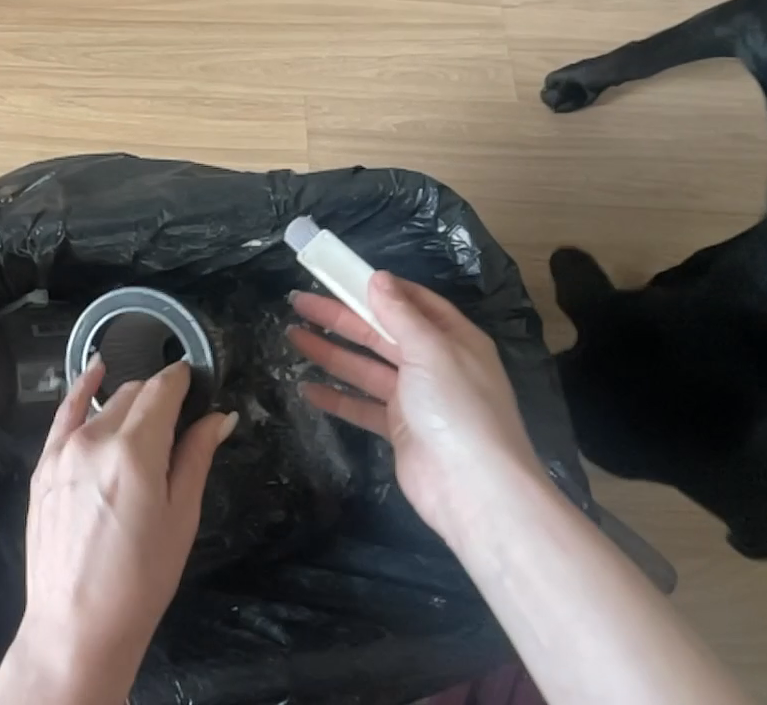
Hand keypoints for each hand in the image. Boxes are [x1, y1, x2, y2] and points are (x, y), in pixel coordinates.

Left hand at [0, 360, 237, 704]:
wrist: (77, 625)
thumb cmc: (142, 579)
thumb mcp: (181, 518)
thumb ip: (196, 457)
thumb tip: (220, 416)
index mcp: (135, 451)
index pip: (163, 391)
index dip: (183, 379)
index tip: (197, 379)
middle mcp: (96, 439)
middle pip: (135, 394)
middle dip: (159, 397)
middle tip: (178, 422)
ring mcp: (63, 449)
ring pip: (105, 404)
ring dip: (130, 403)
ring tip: (147, 421)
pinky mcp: (43, 464)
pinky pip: (65, 412)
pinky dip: (83, 388)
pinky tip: (95, 369)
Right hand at [289, 271, 544, 540]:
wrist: (474, 490)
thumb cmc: (457, 409)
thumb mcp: (431, 350)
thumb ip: (400, 314)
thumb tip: (378, 278)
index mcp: (452, 339)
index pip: (412, 302)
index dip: (377, 288)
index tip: (340, 275)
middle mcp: (435, 364)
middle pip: (381, 332)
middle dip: (341, 317)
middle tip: (299, 302)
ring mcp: (416, 399)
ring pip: (366, 367)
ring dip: (331, 351)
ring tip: (293, 335)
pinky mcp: (399, 429)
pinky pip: (362, 406)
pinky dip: (336, 396)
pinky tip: (307, 387)